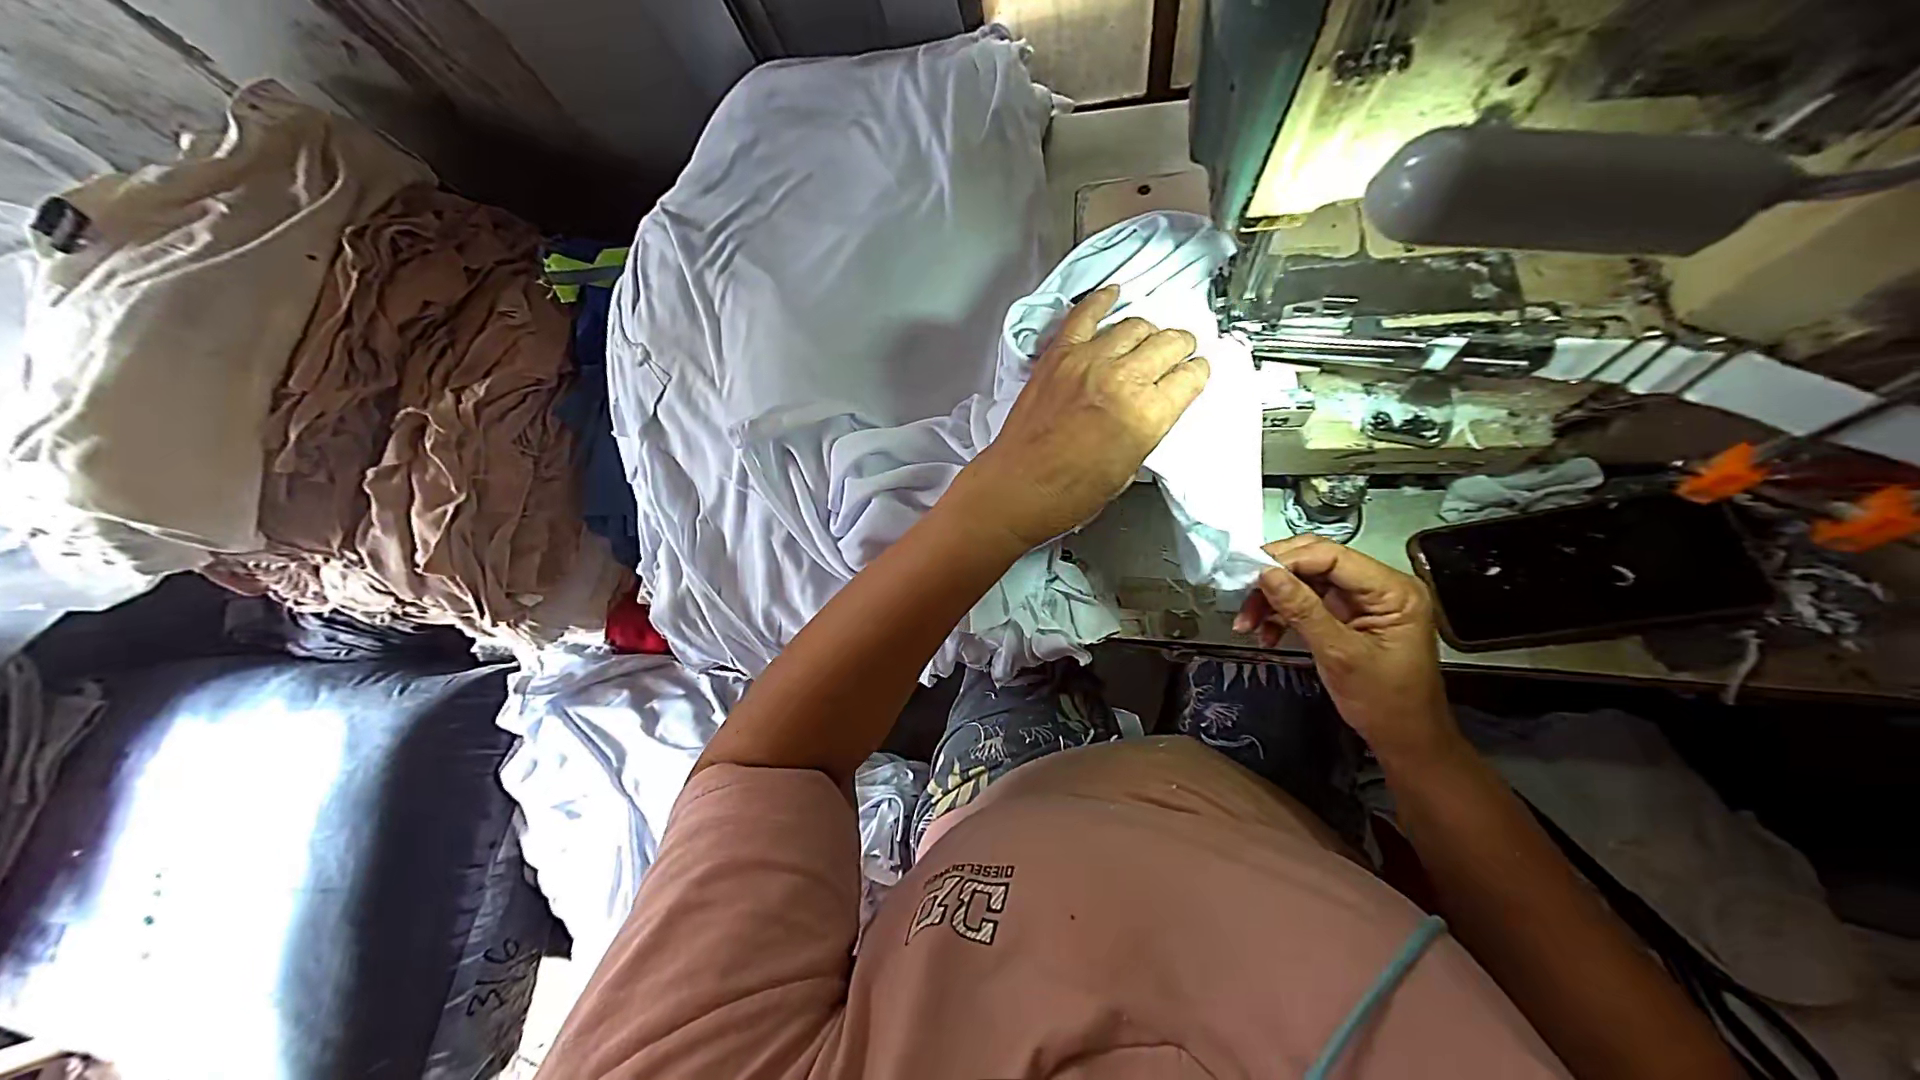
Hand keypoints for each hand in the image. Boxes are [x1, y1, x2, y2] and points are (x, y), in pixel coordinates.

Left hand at [956, 286, 1209, 549]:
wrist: (1017, 488)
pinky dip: (1101, 301)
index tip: (1194, 373)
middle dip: (1180, 349)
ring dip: (1149, 331)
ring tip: (1150, 338)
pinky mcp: (1058, 356)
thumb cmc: (1066, 492)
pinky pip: (1085, 315)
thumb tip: (1154, 410)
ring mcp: (1087, 361)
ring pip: (1134, 326)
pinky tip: (1112, 295)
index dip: (1196, 374)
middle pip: (1169, 344)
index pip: (1190, 377)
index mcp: (1146, 414)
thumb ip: (1147, 429)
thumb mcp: (1127, 469)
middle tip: (1180, 352)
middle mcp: (1121, 380)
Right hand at [1234, 535, 1460, 762]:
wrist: (1405, 738)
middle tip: (1243, 594)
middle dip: (1275, 578)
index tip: (1250, 576)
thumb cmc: (1384, 701)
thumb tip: (1266, 574)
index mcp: (1392, 590)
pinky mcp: (1345, 615)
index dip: (1288, 561)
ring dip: (1272, 599)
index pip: (1332, 556)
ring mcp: (1361, 601)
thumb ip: (1302, 610)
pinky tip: (1265, 633)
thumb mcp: (1340, 654)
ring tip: (1247, 623)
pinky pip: (1305, 601)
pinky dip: (1281, 614)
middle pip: (1315, 562)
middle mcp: (1378, 586)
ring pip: (1304, 581)